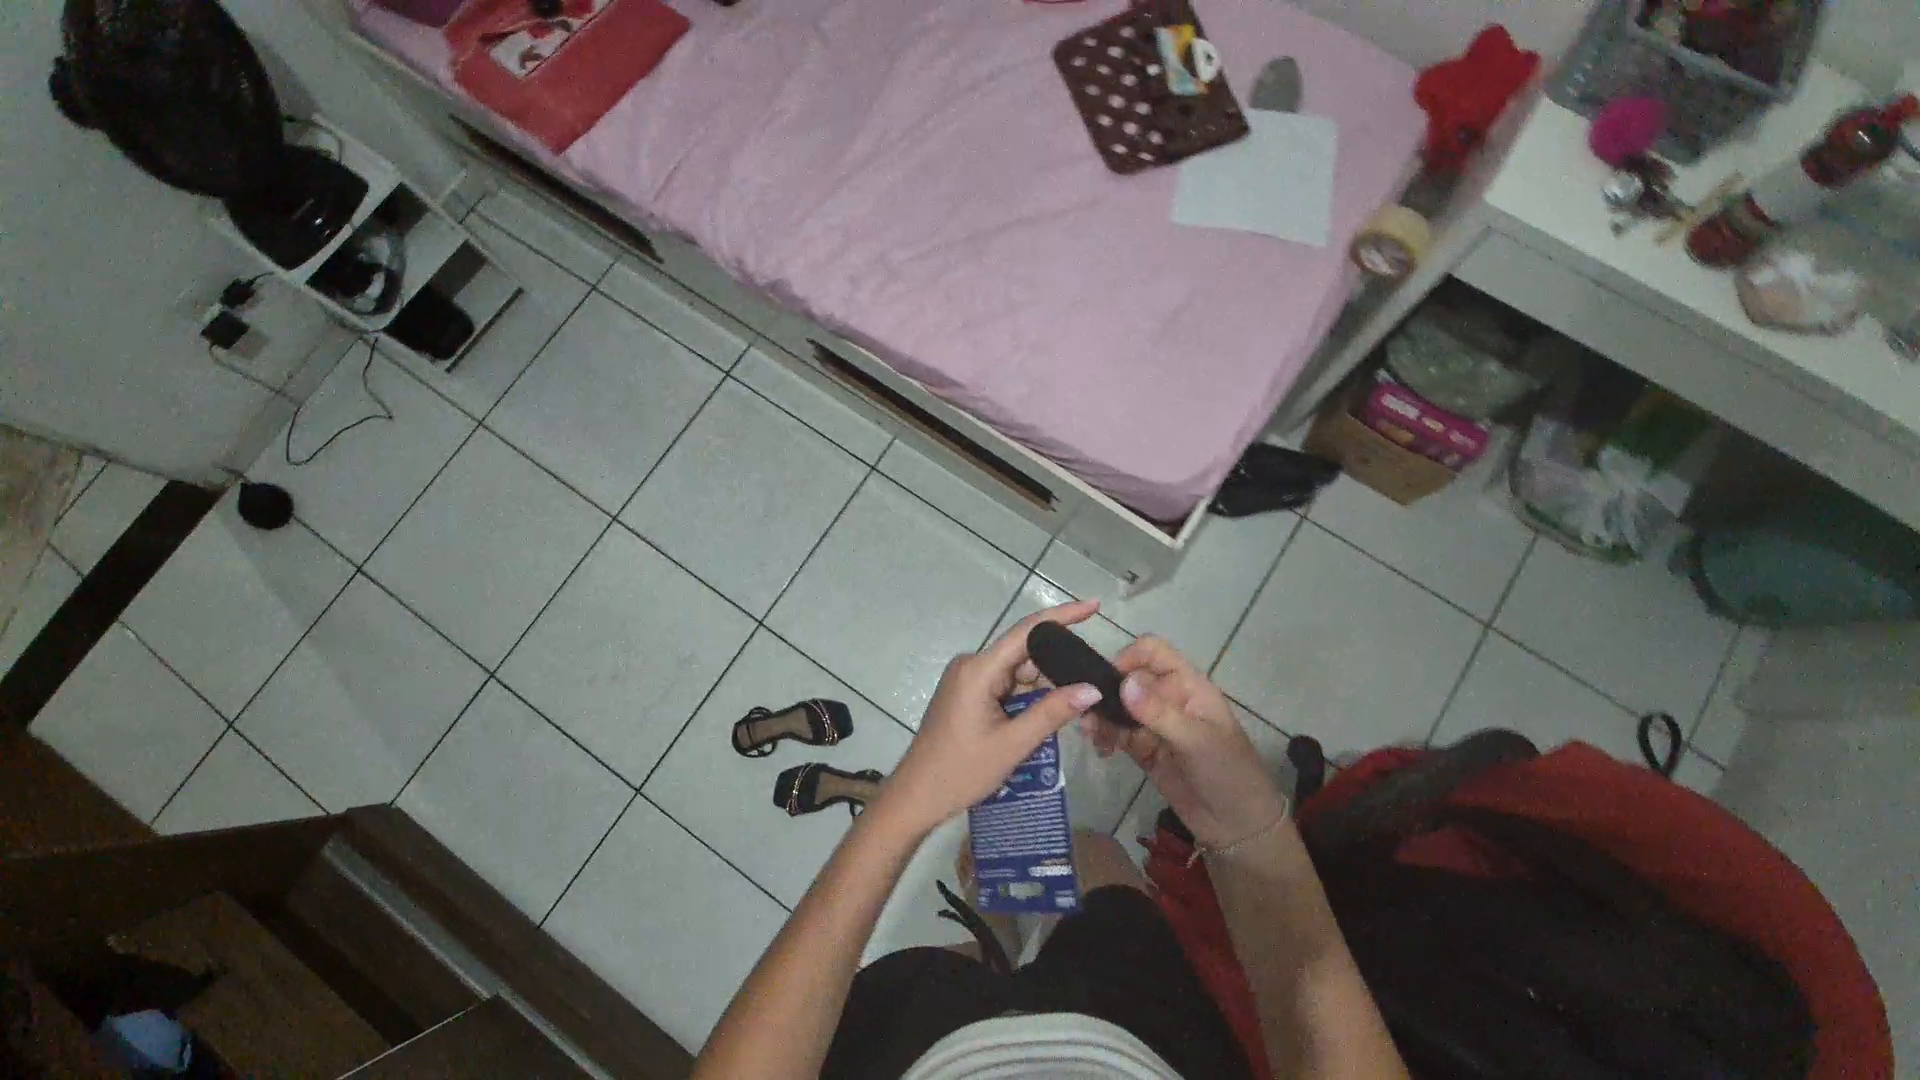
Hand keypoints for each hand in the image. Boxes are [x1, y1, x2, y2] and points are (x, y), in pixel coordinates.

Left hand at [875, 601, 1105, 836]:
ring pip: (1018, 672)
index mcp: (979, 669)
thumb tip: (1092, 688)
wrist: (916, 796)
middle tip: (1092, 687)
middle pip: (1026, 654)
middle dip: (1058, 667)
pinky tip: (1049, 713)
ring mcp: (968, 679)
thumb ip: (1053, 712)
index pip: (1027, 631)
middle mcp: (972, 665)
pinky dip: (1028, 697)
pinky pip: (1006, 685)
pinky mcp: (967, 694)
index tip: (1094, 606)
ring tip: (1076, 707)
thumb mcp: (1013, 744)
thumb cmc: (961, 771)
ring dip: (1043, 687)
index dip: (1063, 616)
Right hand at [1087, 636, 1287, 848]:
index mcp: (1188, 686)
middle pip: (1128, 680)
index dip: (1129, 657)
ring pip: (1118, 708)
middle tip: (1088, 714)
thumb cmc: (1229, 772)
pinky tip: (1101, 750)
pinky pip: (1117, 733)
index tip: (1108, 681)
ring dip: (1101, 717)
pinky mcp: (1144, 750)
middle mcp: (1168, 699)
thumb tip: (1123, 683)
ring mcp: (1154, 725)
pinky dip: (1104, 736)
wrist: (1238, 825)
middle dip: (1106, 693)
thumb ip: (1159, 713)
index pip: (1153, 652)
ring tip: (1091, 735)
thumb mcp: (1197, 741)